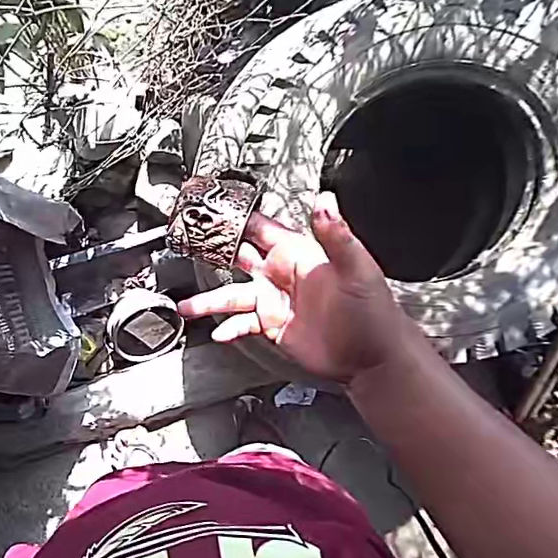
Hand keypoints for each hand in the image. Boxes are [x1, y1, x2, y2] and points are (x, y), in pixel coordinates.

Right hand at [177, 190, 421, 382]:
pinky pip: (242, 324)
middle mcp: (280, 275)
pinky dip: (229, 328)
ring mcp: (273, 301)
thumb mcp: (355, 269)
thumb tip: (325, 201)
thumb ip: (335, 236)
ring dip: (208, 301)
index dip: (237, 220)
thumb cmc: (371, 312)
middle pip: (236, 259)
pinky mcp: (271, 326)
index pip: (260, 229)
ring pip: (231, 295)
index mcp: (297, 254)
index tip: (211, 212)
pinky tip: (221, 333)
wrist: (370, 357)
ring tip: (186, 307)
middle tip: (186, 249)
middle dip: (211, 254)